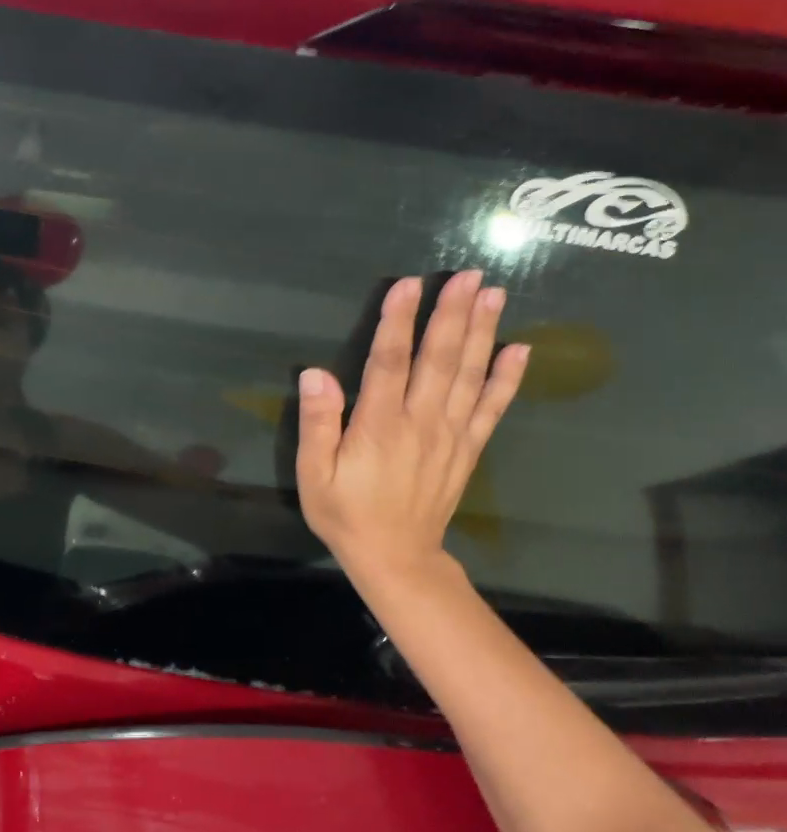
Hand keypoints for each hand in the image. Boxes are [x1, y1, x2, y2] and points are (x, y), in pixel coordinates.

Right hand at [295, 272, 529, 581]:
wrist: (395, 556)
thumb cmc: (343, 512)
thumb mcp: (313, 473)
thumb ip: (317, 423)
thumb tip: (315, 374)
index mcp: (379, 426)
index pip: (389, 363)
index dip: (398, 322)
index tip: (408, 286)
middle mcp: (422, 422)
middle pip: (439, 359)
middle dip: (452, 315)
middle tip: (467, 275)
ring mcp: (451, 434)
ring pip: (469, 374)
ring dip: (481, 332)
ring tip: (492, 294)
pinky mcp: (468, 448)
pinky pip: (492, 407)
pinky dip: (507, 377)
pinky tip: (518, 349)